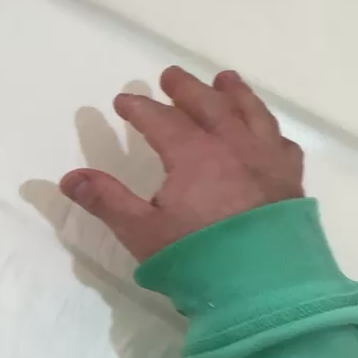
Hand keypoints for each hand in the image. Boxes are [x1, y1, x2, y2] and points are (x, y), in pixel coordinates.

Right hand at [61, 67, 303, 261]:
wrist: (262, 282)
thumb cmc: (194, 255)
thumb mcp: (138, 229)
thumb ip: (104, 200)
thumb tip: (69, 177)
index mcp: (195, 156)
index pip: (163, 122)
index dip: (140, 109)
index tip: (122, 99)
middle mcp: (234, 147)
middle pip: (210, 107)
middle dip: (187, 90)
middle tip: (171, 74)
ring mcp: (266, 161)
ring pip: (250, 115)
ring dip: (234, 94)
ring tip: (225, 79)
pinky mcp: (289, 179)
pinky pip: (278, 141)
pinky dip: (266, 127)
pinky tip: (262, 129)